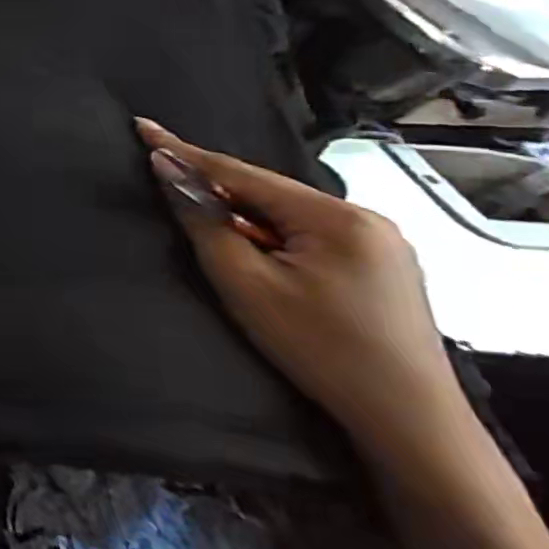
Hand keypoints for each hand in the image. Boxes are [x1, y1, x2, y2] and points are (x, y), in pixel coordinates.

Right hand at [135, 119, 459, 437]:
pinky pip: (305, 232)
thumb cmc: (318, 347)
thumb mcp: (244, 282)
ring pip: (283, 213)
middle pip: (265, 191)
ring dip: (240, 215)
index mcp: (337, 217)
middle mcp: (364, 218)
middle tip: (161, 179)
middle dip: (213, 188)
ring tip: (203, 225)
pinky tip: (249, 251)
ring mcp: (379, 242)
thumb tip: (169, 171)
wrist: (407, 421)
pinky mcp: (379, 265)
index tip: (141, 127)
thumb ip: (203, 221)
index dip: (184, 151)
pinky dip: (267, 234)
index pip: (241, 173)